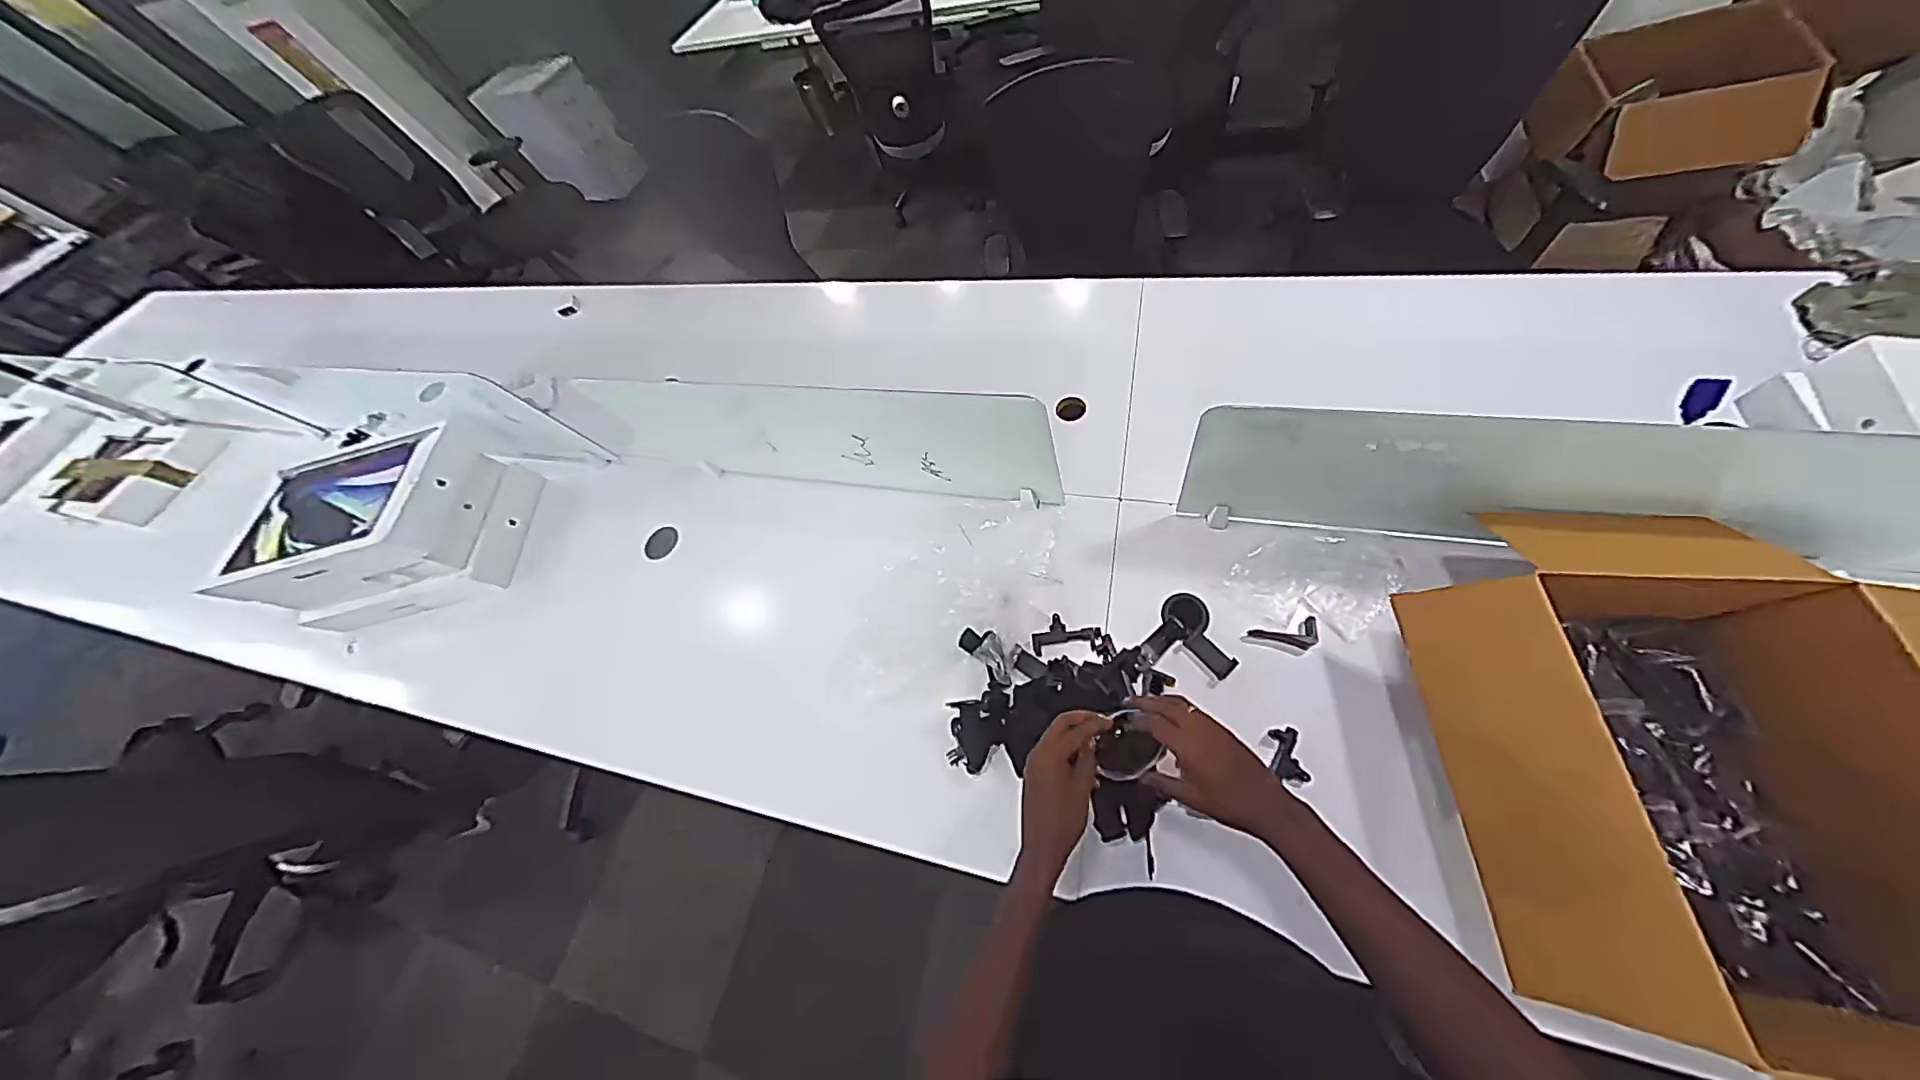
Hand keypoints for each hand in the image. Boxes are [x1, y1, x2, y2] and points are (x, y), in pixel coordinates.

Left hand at [1017, 710, 1108, 884]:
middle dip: (1081, 719)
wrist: (1043, 846)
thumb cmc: (1060, 824)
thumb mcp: (1083, 787)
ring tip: (1094, 737)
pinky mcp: (1034, 773)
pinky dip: (1066, 746)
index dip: (1094, 723)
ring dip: (1073, 732)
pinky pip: (1050, 750)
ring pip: (1054, 735)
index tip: (1108, 723)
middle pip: (1059, 724)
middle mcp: (1037, 755)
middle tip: (1100, 721)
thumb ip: (1087, 759)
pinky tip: (1081, 756)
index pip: (1074, 729)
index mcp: (1049, 755)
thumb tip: (1090, 744)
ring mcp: (1034, 764)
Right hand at [1131, 695, 1297, 837]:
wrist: (1264, 802)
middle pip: (1166, 704)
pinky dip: (1179, 707)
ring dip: (1162, 700)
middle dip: (1145, 700)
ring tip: (1149, 704)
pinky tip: (1176, 717)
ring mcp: (1213, 727)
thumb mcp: (1189, 797)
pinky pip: (1195, 710)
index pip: (1154, 722)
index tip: (1126, 719)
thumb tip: (1146, 778)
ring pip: (1182, 703)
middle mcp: (1200, 730)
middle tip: (1131, 702)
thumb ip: (1162, 784)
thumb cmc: (1234, 801)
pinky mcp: (1223, 730)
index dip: (1136, 719)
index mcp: (1187, 744)